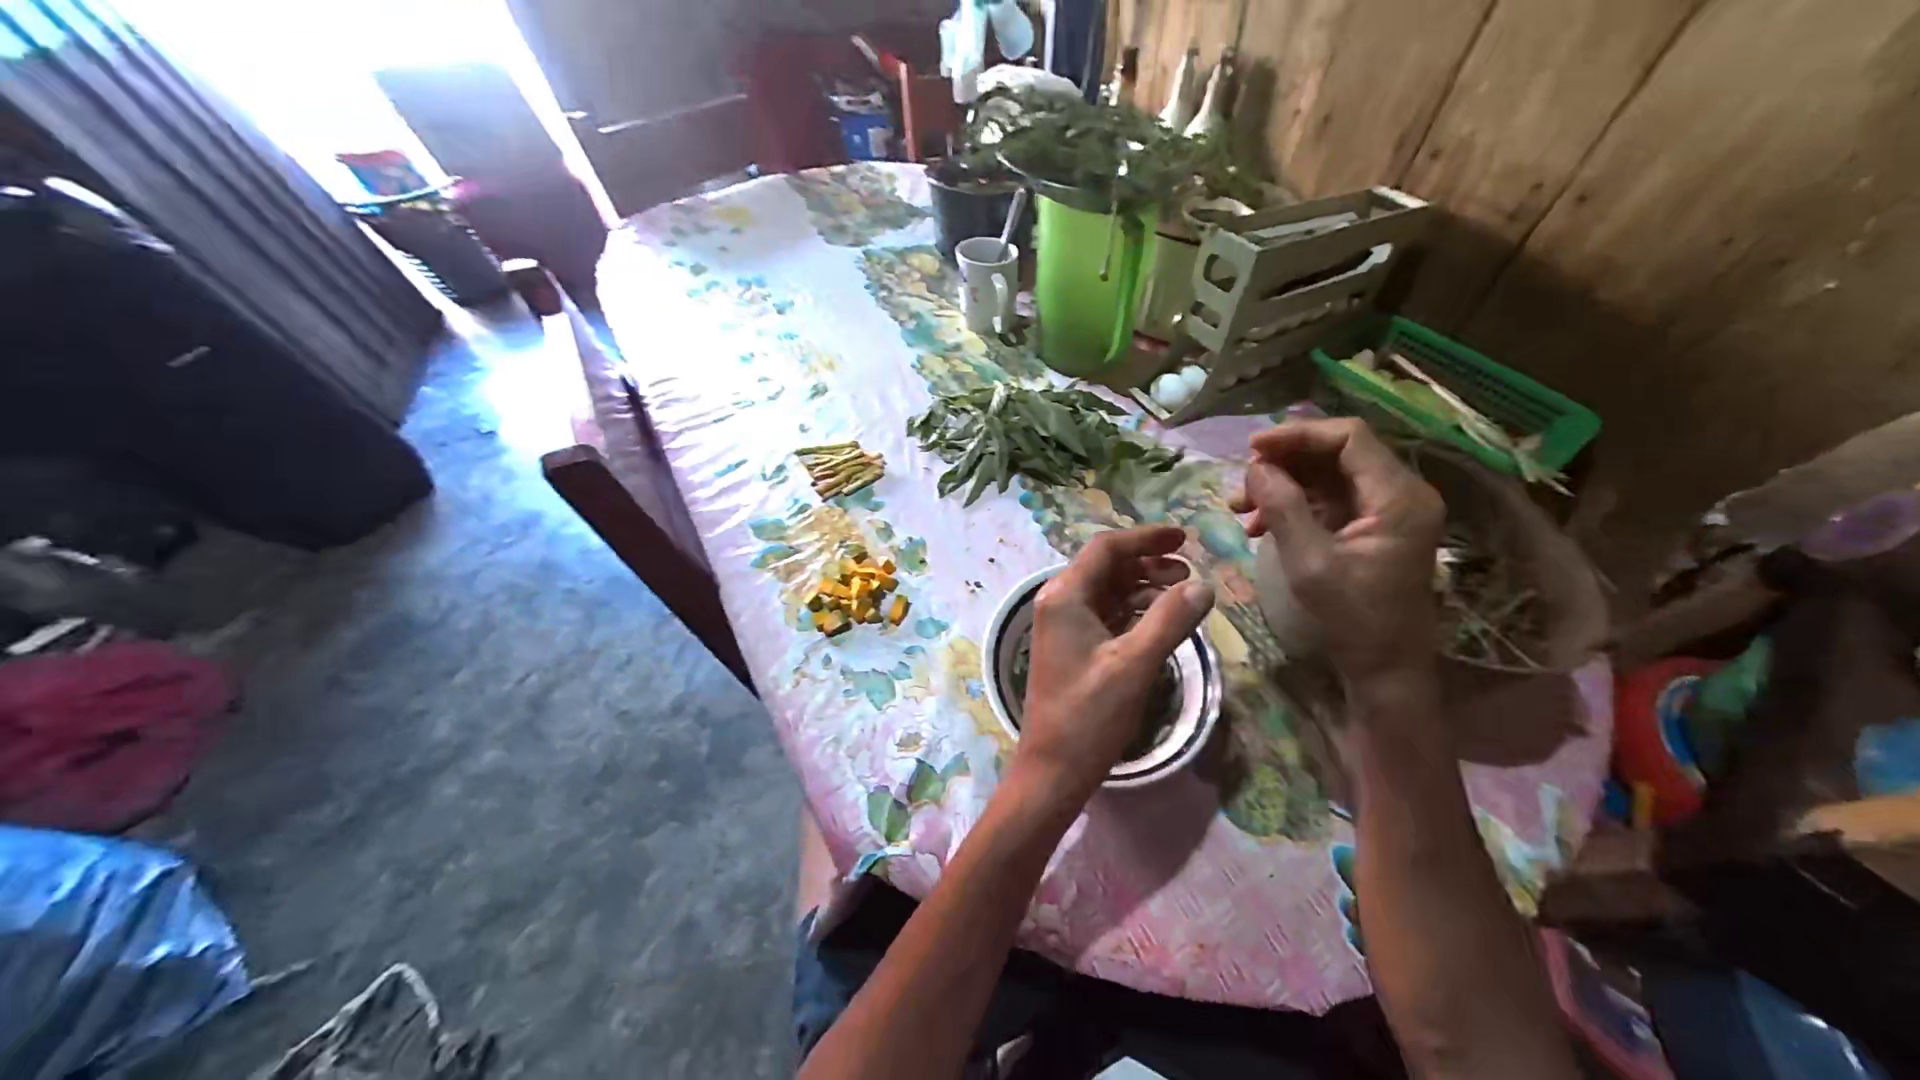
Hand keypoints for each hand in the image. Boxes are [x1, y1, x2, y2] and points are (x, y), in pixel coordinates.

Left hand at [1013, 526, 1215, 801]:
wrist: (1053, 768)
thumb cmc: (1090, 715)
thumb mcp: (1136, 664)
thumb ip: (1170, 619)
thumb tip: (1203, 585)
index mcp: (1065, 596)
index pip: (1106, 548)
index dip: (1146, 538)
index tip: (1185, 537)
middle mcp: (1059, 602)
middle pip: (1106, 566)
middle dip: (1148, 563)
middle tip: (1188, 572)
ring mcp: (1062, 626)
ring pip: (1107, 591)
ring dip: (1143, 587)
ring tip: (1182, 595)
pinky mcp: (1071, 648)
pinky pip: (1105, 615)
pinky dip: (1133, 611)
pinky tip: (1160, 621)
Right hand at [1231, 418, 1444, 684]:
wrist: (1385, 665)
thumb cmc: (1353, 617)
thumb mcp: (1310, 562)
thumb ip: (1283, 508)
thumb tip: (1256, 467)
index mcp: (1398, 496)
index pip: (1348, 438)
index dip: (1297, 435)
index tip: (1251, 449)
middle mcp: (1400, 492)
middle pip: (1336, 453)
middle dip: (1284, 462)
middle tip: (1241, 483)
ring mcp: (1387, 510)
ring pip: (1327, 475)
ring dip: (1282, 485)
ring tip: (1240, 507)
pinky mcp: (1372, 526)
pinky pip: (1328, 499)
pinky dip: (1292, 504)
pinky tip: (1258, 524)